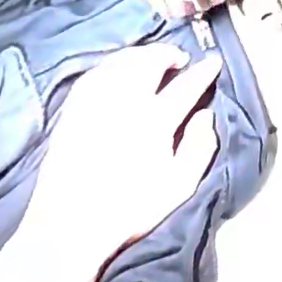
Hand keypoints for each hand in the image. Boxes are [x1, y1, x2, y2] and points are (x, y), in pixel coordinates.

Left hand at [18, 45, 221, 272]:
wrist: (69, 227)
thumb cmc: (130, 208)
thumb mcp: (180, 186)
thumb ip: (200, 147)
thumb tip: (205, 116)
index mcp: (155, 122)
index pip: (185, 86)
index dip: (203, 71)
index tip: (213, 62)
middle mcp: (124, 105)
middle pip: (148, 63)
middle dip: (168, 54)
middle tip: (180, 58)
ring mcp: (94, 105)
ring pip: (120, 64)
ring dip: (140, 54)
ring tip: (151, 58)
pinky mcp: (72, 112)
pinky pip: (93, 75)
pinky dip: (110, 65)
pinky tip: (117, 69)